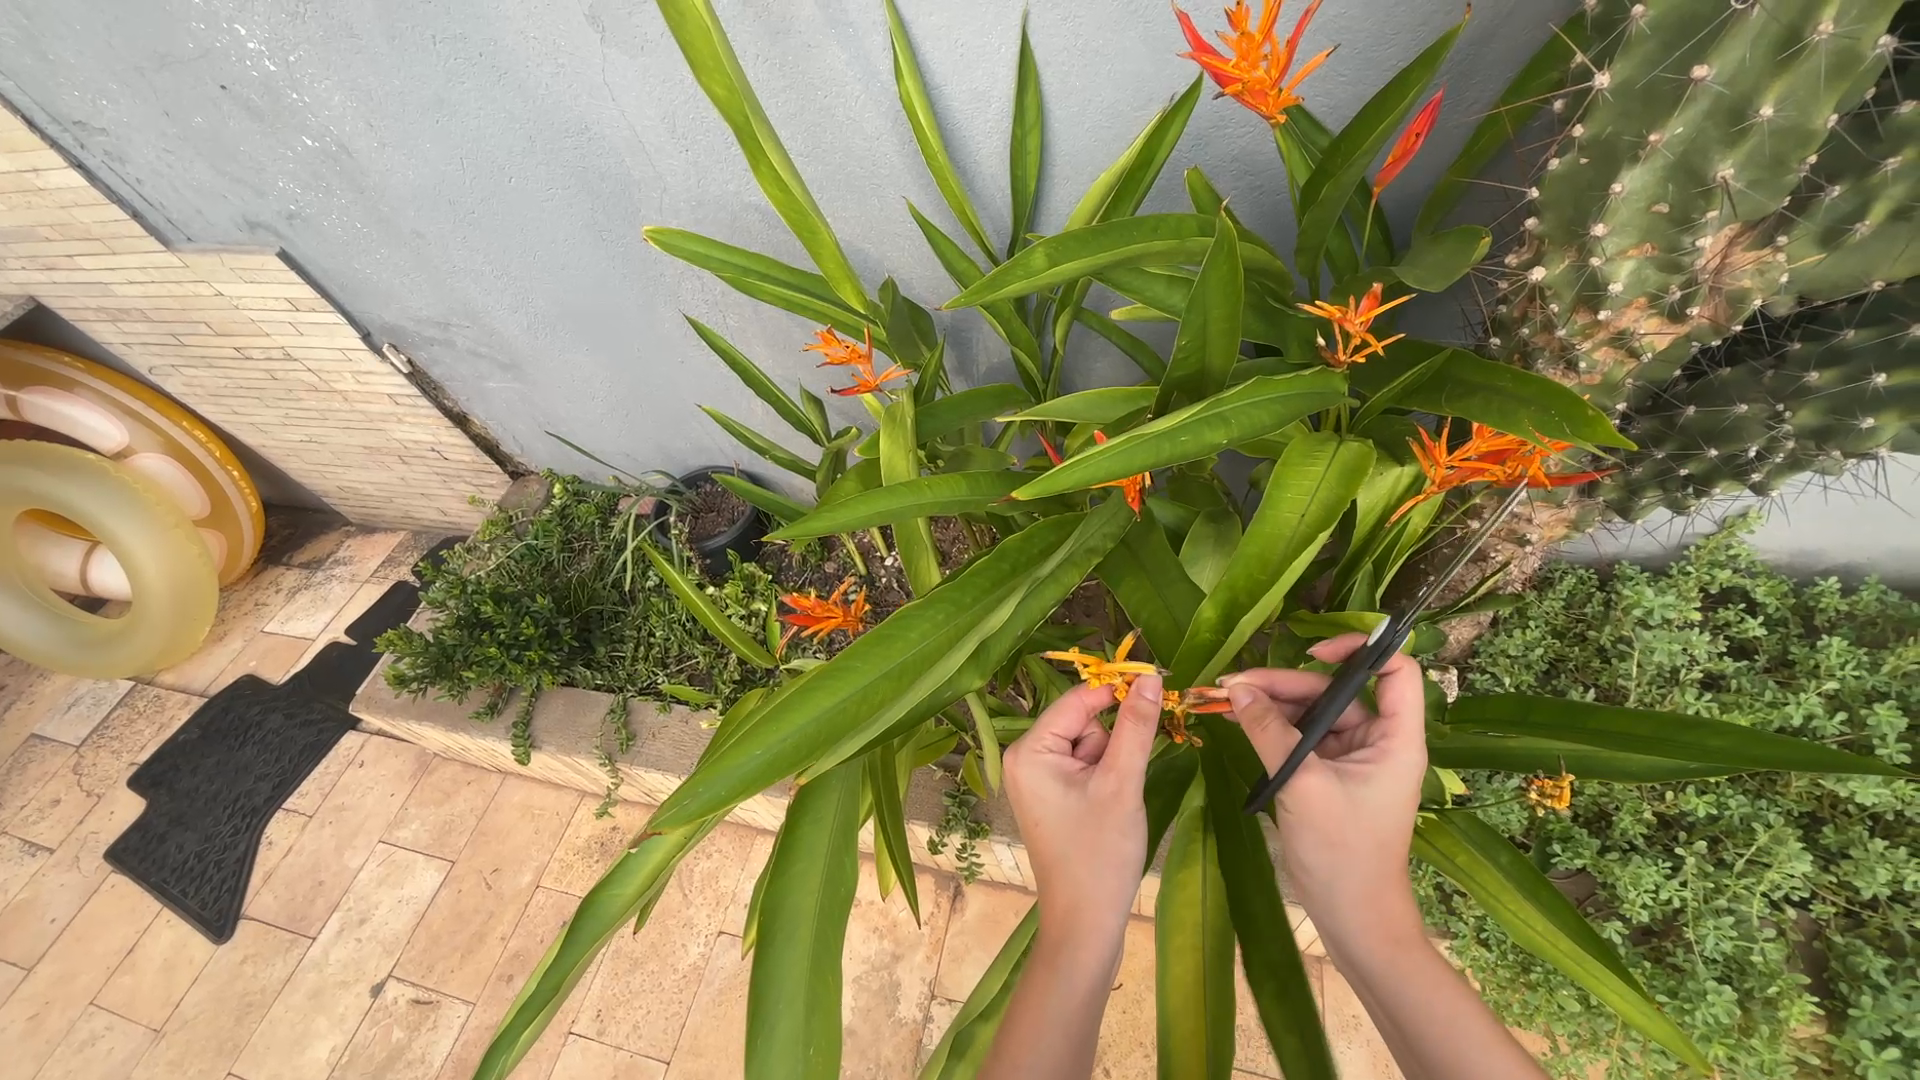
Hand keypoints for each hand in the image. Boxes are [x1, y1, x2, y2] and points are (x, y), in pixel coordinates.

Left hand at [1002, 674, 1161, 954]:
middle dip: (1114, 742)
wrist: (1086, 922)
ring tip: (1116, 802)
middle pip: (1083, 722)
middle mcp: (1025, 757)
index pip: (1077, 701)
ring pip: (1089, 744)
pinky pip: (1084, 766)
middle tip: (1125, 779)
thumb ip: (1135, 726)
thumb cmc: (1099, 853)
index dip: (1116, 692)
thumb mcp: (1122, 783)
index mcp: (1030, 750)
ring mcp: (1037, 777)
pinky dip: (1106, 778)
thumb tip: (1149, 676)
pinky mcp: (1051, 795)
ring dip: (1112, 763)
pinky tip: (1110, 808)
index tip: (1158, 683)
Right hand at [1220, 634, 1427, 945]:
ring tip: (1226, 700)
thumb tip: (1238, 689)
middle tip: (1234, 685)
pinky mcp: (1325, 772)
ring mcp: (1348, 756)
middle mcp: (1375, 740)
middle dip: (1284, 684)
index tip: (1313, 652)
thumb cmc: (1343, 850)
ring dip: (1270, 703)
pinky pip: (1297, 735)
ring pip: (1310, 711)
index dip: (1360, 650)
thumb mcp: (1302, 784)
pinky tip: (1237, 719)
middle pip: (1333, 690)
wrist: (1350, 913)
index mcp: (1395, 738)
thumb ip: (1270, 732)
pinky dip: (1269, 725)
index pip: (1394, 672)